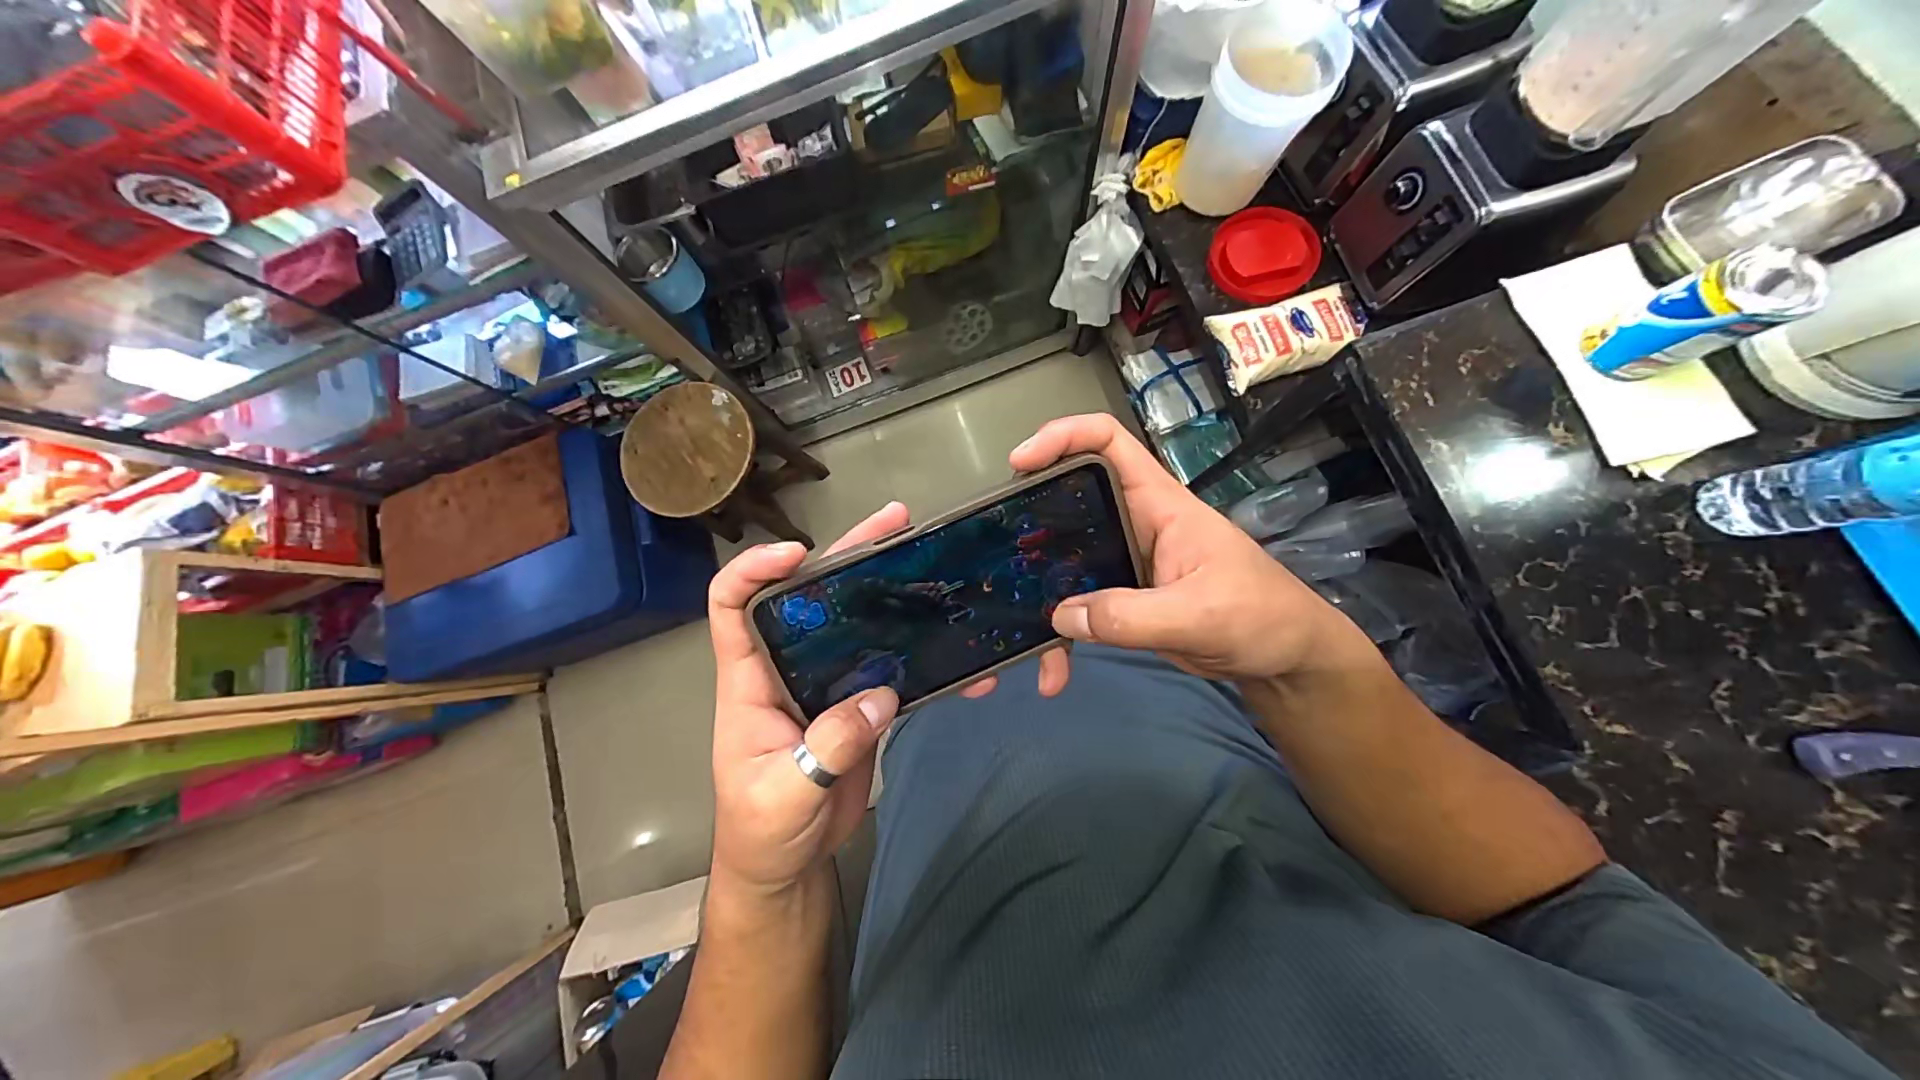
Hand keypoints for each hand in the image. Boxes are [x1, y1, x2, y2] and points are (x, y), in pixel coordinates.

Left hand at [703, 501, 1065, 893]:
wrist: (788, 866)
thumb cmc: (760, 833)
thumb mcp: (781, 797)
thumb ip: (824, 749)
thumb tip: (880, 699)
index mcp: (749, 680)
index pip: (732, 605)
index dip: (754, 570)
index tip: (797, 554)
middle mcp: (786, 666)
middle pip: (809, 595)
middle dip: (847, 554)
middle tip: (893, 521)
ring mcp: (826, 682)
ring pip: (855, 622)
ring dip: (888, 589)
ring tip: (925, 556)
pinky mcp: (858, 703)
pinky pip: (888, 665)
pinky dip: (917, 652)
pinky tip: (951, 642)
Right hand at [1014, 414, 1373, 680]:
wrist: (1283, 661)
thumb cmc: (1261, 616)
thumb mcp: (1201, 614)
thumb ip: (1133, 616)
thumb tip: (1062, 617)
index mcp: (1158, 504)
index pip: (1108, 442)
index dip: (1063, 437)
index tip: (1020, 462)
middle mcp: (1133, 524)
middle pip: (1069, 503)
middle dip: (1029, 525)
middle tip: (994, 550)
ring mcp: (1124, 564)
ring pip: (1065, 565)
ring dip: (1037, 597)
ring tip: (1012, 629)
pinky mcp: (1122, 602)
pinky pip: (1077, 611)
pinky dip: (1061, 639)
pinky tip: (1052, 672)